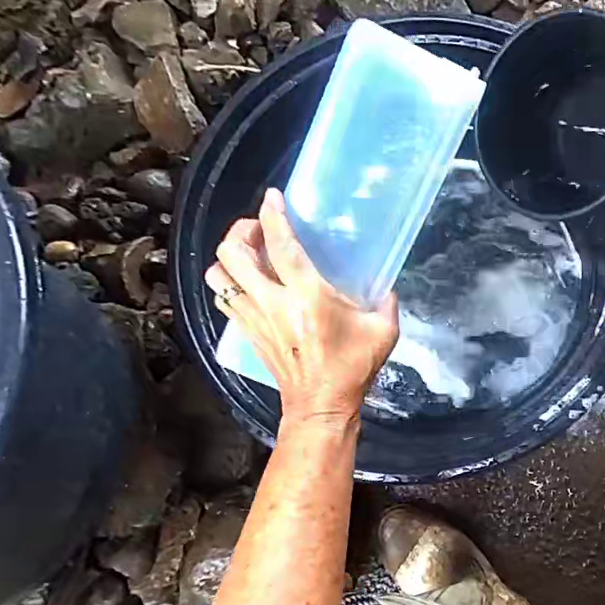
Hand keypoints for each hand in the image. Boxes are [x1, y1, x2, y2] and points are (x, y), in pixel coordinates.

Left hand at [206, 188, 399, 424]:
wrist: (320, 406)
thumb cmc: (352, 368)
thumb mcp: (383, 331)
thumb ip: (386, 301)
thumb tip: (385, 286)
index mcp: (308, 296)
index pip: (281, 246)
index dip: (273, 216)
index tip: (273, 197)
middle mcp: (273, 302)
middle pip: (233, 254)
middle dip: (241, 231)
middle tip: (260, 229)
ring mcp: (254, 318)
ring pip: (219, 275)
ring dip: (229, 257)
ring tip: (250, 254)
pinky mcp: (247, 332)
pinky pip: (223, 298)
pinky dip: (229, 283)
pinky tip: (248, 283)